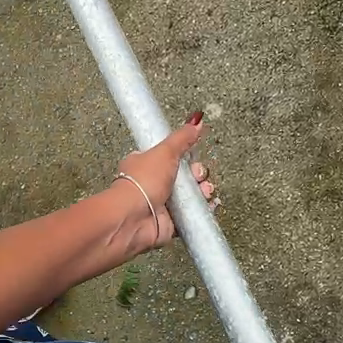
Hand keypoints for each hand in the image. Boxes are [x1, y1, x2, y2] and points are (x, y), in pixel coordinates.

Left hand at [113, 113, 214, 250]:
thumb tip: (197, 120)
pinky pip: (191, 215)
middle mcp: (152, 184)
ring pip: (190, 196)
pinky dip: (202, 210)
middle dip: (198, 174)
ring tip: (205, 191)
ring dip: (203, 192)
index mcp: (145, 164)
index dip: (187, 156)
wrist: (133, 217)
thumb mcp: (164, 152)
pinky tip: (209, 205)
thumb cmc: (142, 182)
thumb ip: (182, 138)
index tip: (194, 156)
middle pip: (185, 176)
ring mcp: (161, 204)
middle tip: (198, 176)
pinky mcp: (170, 223)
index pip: (171, 157)